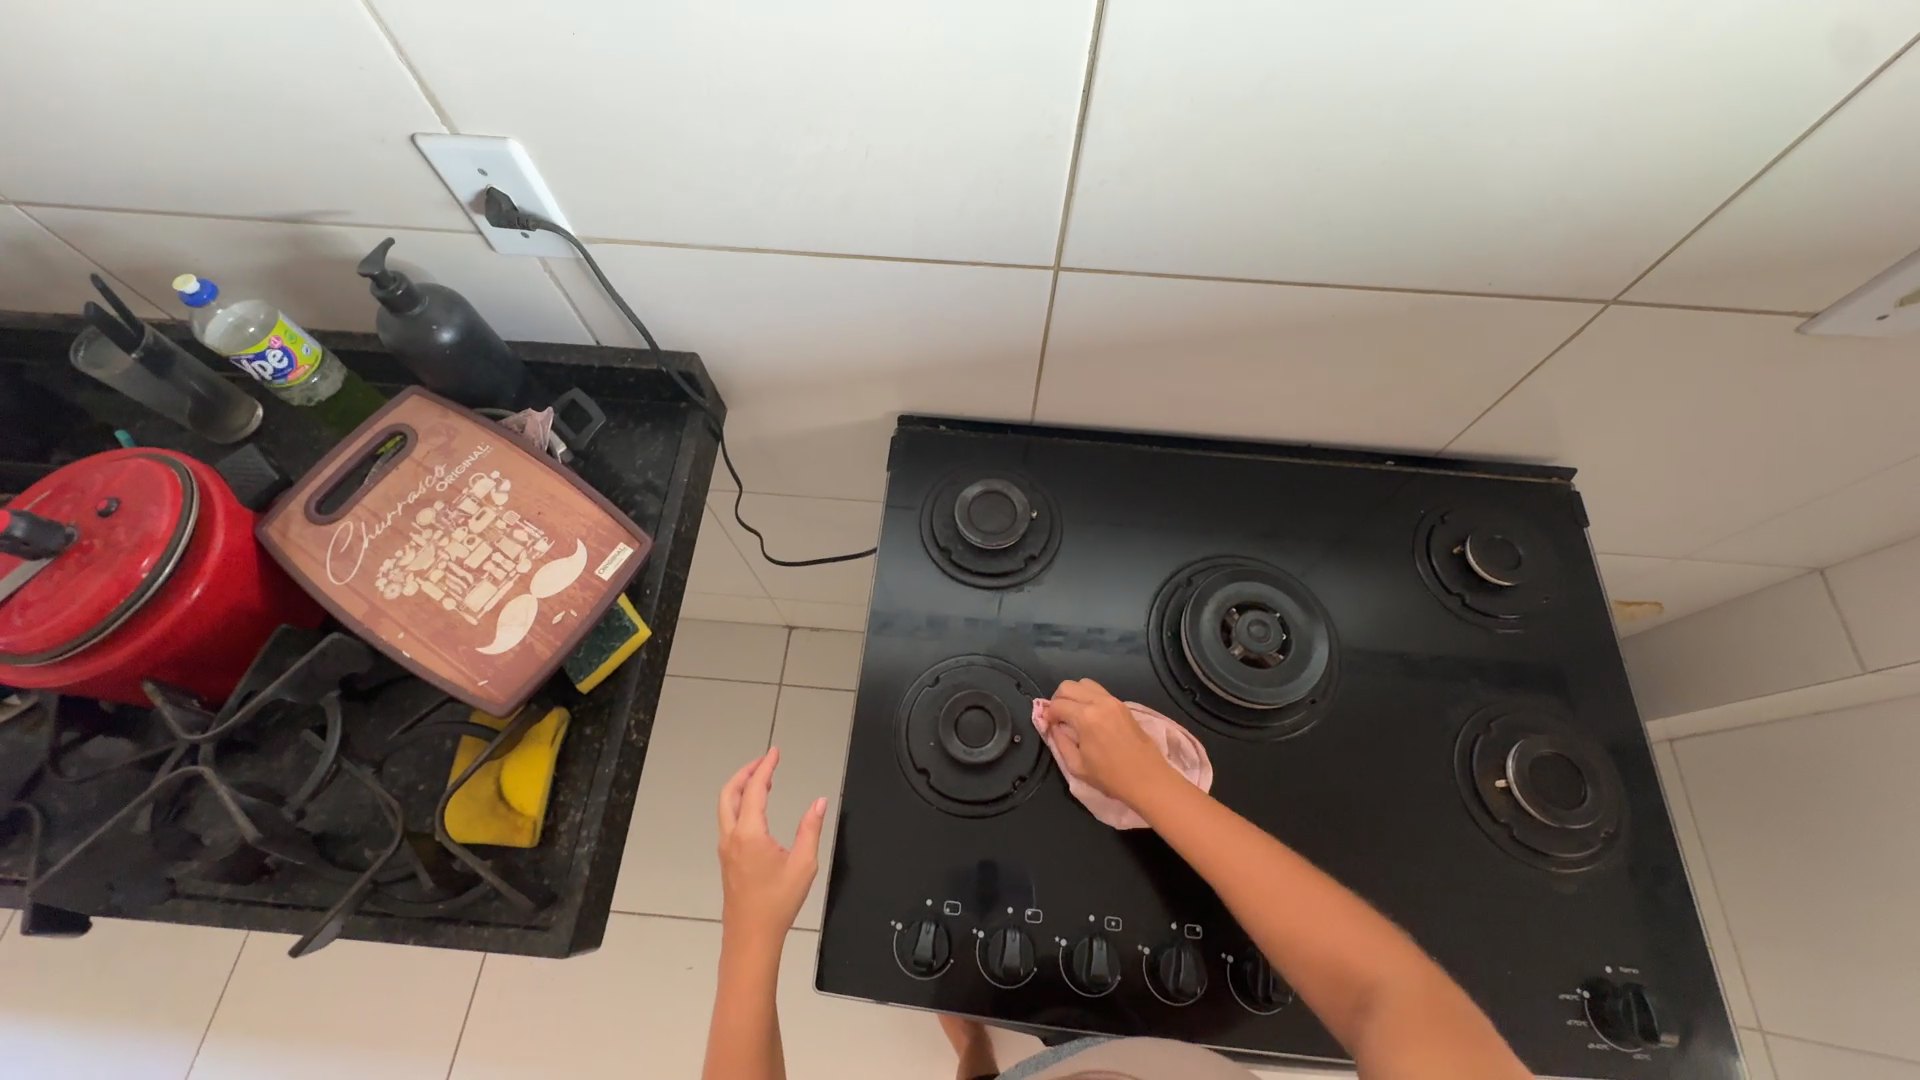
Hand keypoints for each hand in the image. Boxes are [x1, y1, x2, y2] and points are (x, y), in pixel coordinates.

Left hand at [716, 747, 826, 941]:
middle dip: (746, 772)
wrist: (751, 937)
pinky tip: (755, 806)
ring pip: (725, 806)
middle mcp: (732, 837)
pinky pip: (728, 820)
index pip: (754, 789)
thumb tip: (819, 802)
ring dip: (740, 786)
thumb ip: (811, 829)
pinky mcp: (727, 858)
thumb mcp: (804, 864)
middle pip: (729, 793)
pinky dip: (739, 802)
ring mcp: (726, 848)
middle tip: (765, 760)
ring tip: (761, 778)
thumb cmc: (776, 904)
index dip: (765, 767)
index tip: (775, 753)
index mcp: (750, 834)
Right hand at [1042, 679, 1176, 806]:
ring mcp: (1113, 701)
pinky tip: (1090, 716)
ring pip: (1084, 683)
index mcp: (1086, 717)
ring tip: (1074, 714)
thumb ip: (1059, 742)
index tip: (1048, 726)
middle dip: (1058, 700)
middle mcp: (1099, 702)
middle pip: (1068, 686)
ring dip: (1074, 695)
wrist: (1148, 779)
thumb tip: (1051, 726)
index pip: (1057, 704)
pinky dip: (1088, 697)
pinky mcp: (1123, 704)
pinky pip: (1099, 691)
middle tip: (1059, 718)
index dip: (1048, 715)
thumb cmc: (1110, 777)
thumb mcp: (1076, 766)